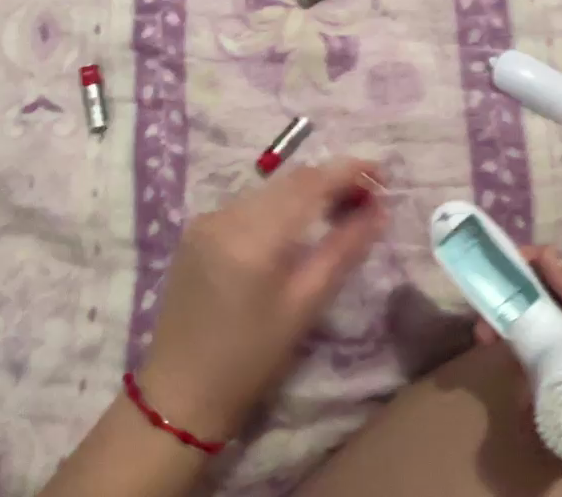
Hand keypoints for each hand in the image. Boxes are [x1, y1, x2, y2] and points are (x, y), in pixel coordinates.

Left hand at [134, 158, 386, 443]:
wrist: (180, 391)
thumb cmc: (251, 359)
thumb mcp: (305, 306)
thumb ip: (343, 251)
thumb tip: (379, 212)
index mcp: (253, 236)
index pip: (309, 183)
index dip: (347, 171)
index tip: (380, 172)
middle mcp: (226, 215)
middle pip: (288, 181)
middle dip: (330, 180)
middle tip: (368, 194)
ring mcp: (206, 219)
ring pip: (268, 190)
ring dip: (305, 193)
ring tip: (339, 208)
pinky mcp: (196, 229)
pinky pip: (247, 205)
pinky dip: (277, 207)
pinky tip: (295, 226)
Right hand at [474, 247, 561, 495]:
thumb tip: (546, 253)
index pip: (561, 270)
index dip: (525, 266)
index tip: (490, 270)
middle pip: (545, 308)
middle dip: (511, 314)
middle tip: (482, 332)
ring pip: (542, 348)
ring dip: (520, 358)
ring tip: (510, 379)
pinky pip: (549, 387)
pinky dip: (533, 392)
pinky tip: (528, 406)